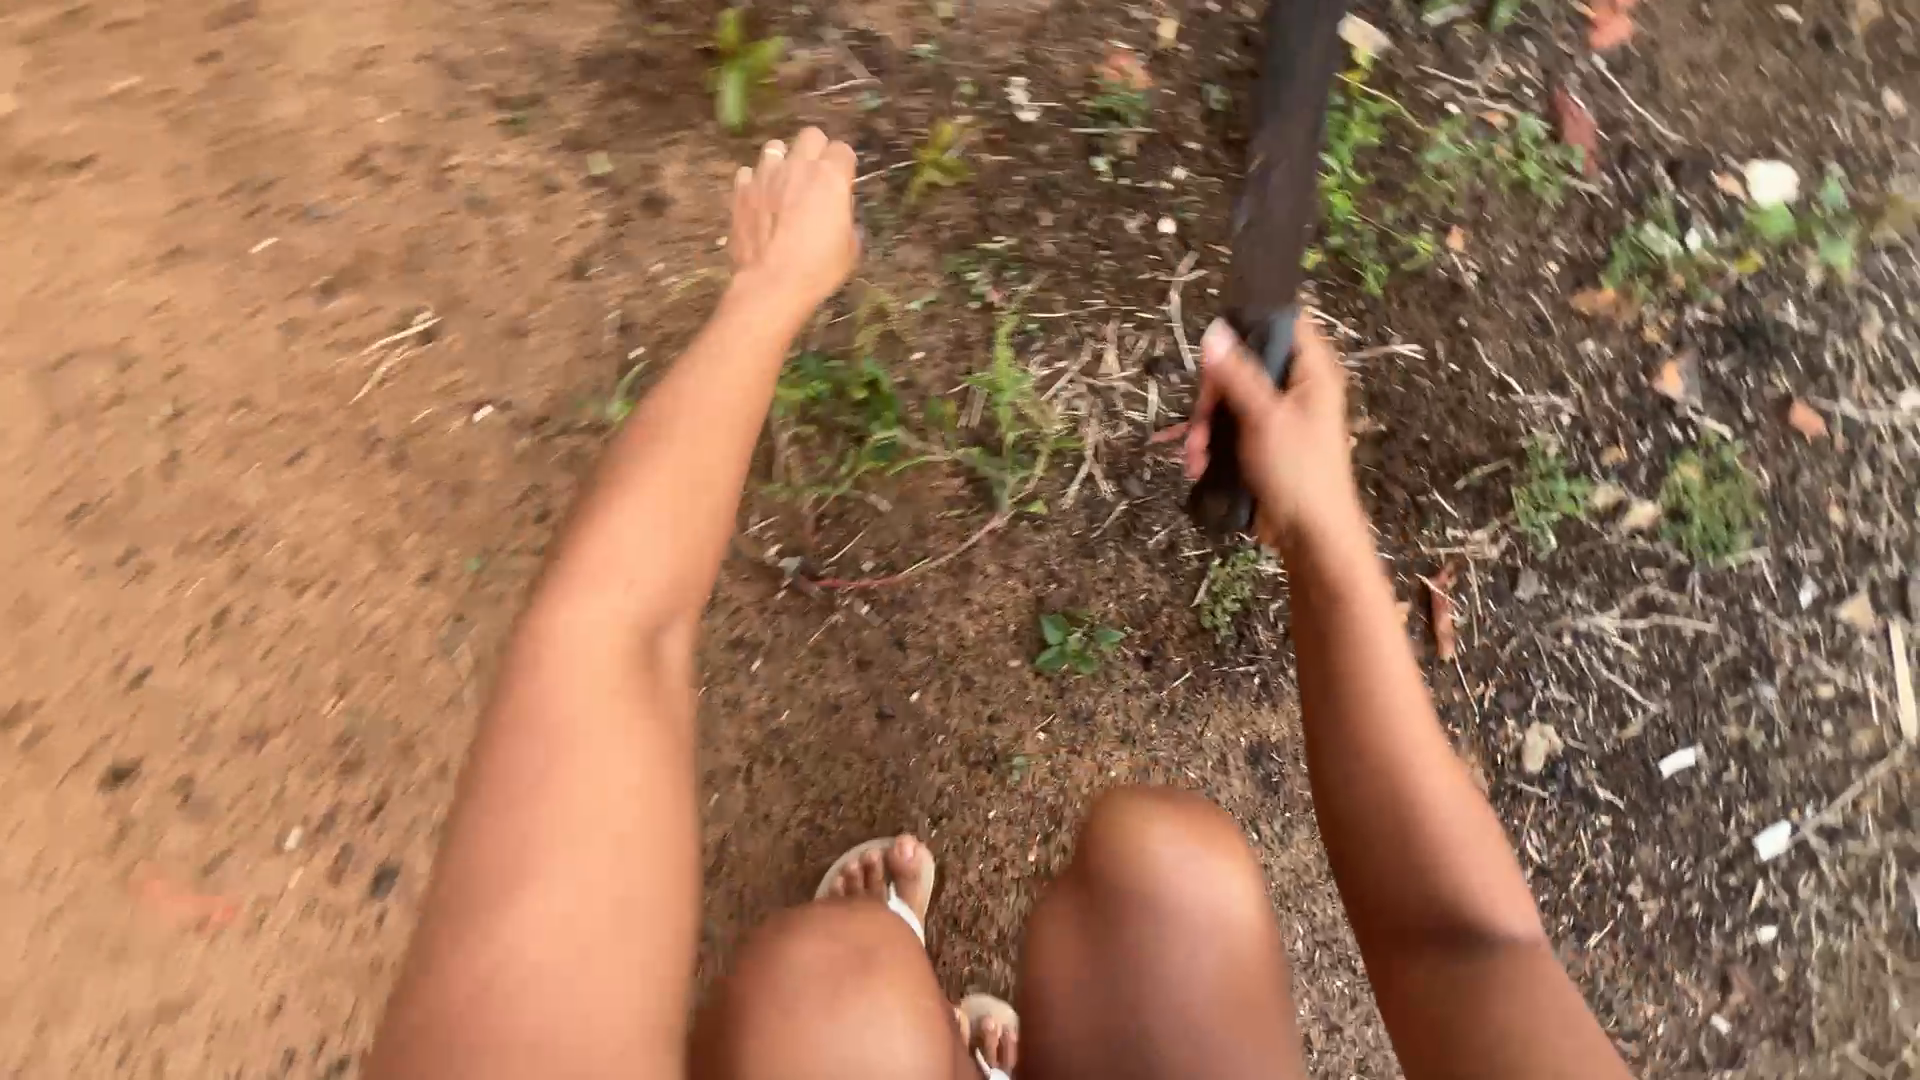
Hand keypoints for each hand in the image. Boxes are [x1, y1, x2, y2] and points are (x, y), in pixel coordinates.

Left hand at [729, 127, 859, 313]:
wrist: (772, 284)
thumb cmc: (818, 270)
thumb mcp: (850, 250)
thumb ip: (847, 222)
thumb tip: (841, 217)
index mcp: (830, 178)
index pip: (843, 151)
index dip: (845, 167)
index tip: (843, 184)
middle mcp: (798, 166)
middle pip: (810, 136)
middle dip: (816, 152)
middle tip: (816, 178)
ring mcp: (765, 174)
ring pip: (776, 148)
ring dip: (783, 162)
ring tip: (784, 186)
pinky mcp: (741, 189)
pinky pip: (749, 173)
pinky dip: (756, 183)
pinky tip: (760, 202)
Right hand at [1183, 315, 1362, 549]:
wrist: (1309, 534)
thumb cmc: (1298, 470)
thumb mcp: (1265, 417)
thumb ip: (1237, 374)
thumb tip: (1215, 331)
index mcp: (1310, 372)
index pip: (1283, 325)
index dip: (1249, 327)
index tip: (1216, 347)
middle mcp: (1293, 389)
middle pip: (1241, 368)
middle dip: (1212, 397)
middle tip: (1201, 421)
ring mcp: (1274, 418)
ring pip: (1228, 403)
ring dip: (1205, 429)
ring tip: (1195, 456)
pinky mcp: (1259, 445)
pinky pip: (1227, 432)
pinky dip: (1210, 447)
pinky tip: (1198, 466)